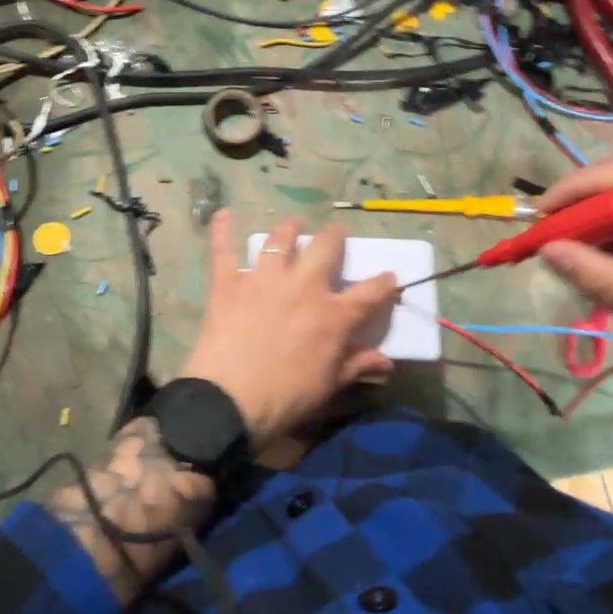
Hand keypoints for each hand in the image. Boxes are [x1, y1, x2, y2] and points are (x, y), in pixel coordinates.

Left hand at [178, 210, 397, 447]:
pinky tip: (223, 214)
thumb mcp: (329, 386)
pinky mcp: (228, 284)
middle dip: (334, 238)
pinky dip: (223, 231)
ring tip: (294, 224)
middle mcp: (302, 288)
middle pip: (325, 249)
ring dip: (289, 230)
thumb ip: (357, 366)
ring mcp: (264, 281)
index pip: (369, 293)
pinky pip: (224, 251)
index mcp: (332, 315)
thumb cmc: (286, 398)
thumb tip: (386, 362)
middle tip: (335, 234)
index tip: (389, 276)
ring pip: (280, 242)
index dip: (383, 283)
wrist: (231, 399)